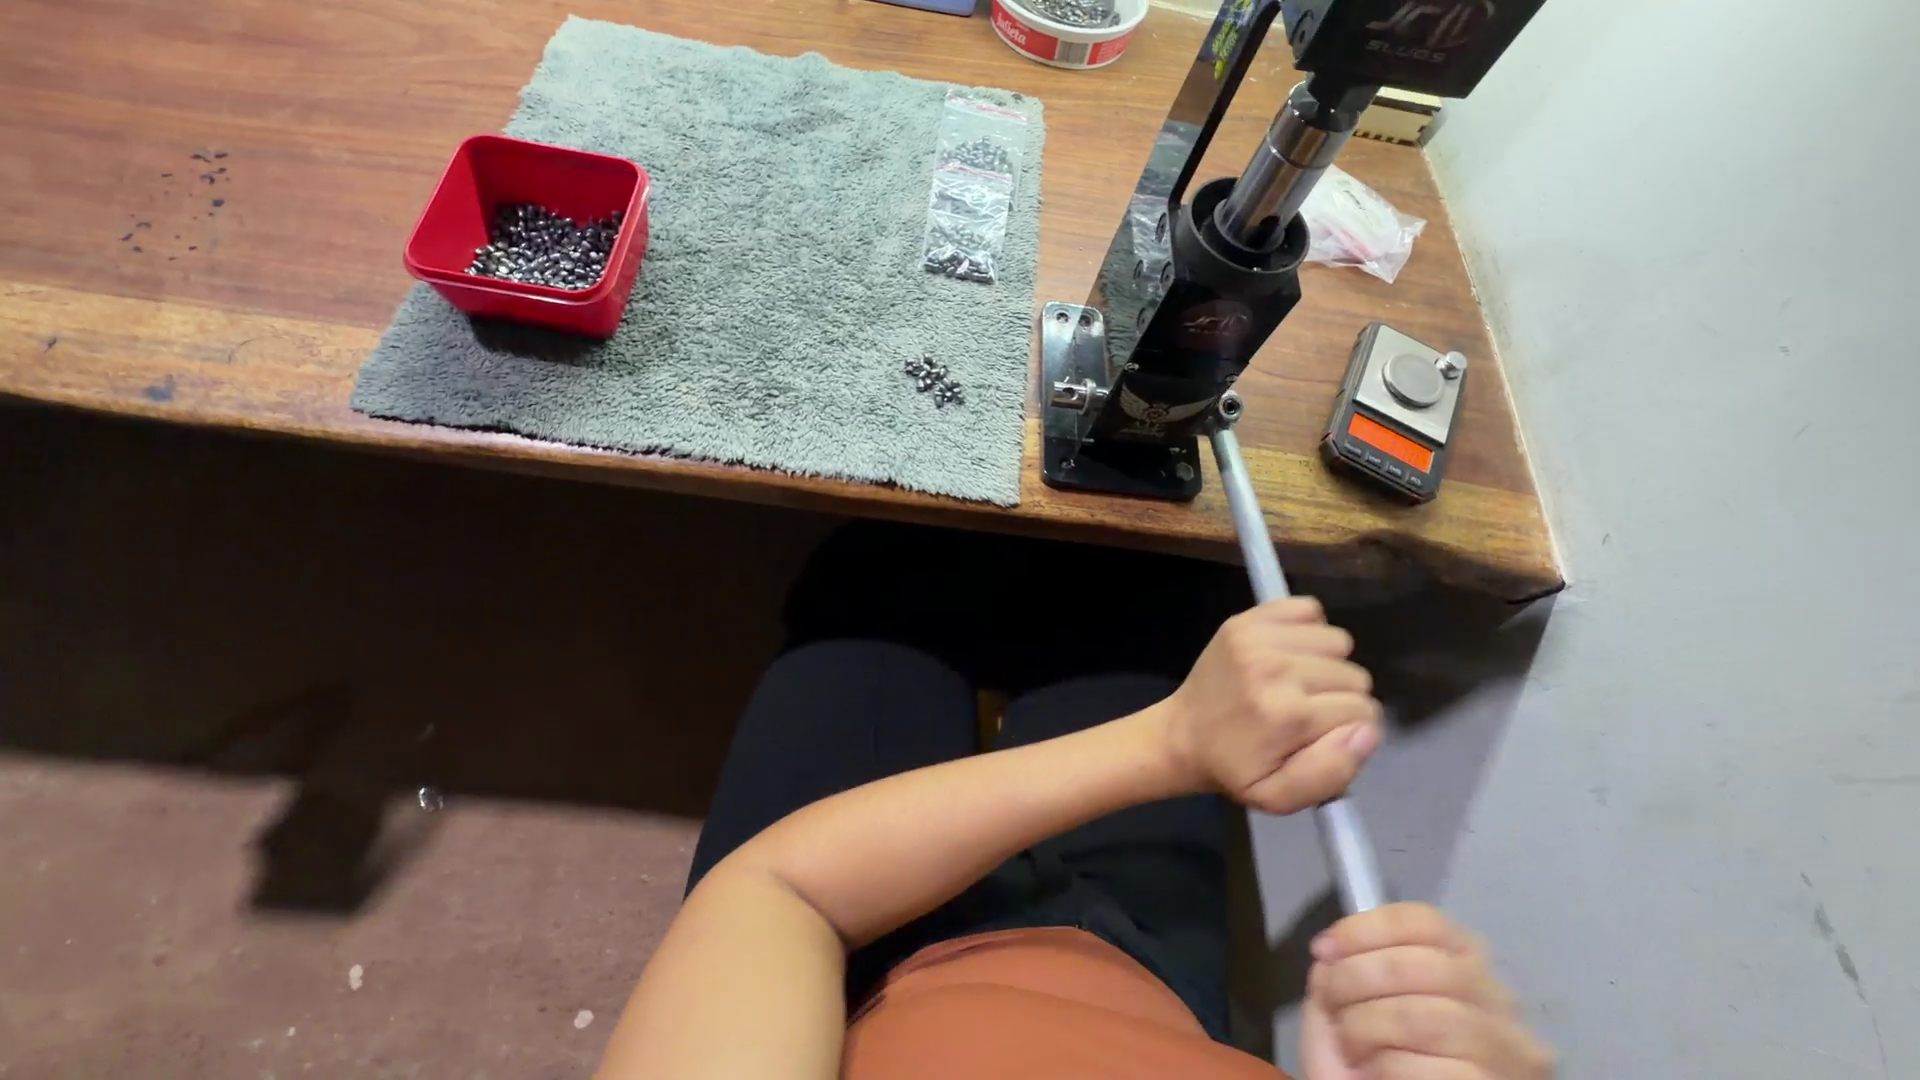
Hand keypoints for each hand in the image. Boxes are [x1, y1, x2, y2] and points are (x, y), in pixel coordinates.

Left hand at [1157, 597, 1380, 814]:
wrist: (1181, 735)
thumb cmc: (1235, 769)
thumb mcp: (1280, 797)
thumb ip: (1332, 772)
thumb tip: (1367, 731)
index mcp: (1287, 715)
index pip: (1363, 711)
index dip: (1349, 729)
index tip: (1319, 736)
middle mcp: (1275, 669)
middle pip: (1354, 676)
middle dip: (1339, 698)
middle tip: (1302, 712)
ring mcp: (1257, 638)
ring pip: (1338, 642)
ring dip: (1326, 663)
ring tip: (1296, 683)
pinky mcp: (1245, 619)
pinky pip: (1308, 608)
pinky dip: (1307, 630)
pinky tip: (1288, 654)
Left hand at [1300, 903, 1554, 1079]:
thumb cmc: (1368, 1055)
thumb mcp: (1349, 998)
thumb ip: (1345, 965)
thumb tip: (1331, 950)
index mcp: (1464, 961)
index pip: (1424, 921)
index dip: (1364, 928)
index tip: (1324, 950)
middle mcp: (1500, 1001)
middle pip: (1424, 965)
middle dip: (1357, 978)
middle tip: (1331, 1003)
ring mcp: (1509, 1053)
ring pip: (1427, 1018)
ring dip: (1367, 1026)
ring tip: (1350, 1044)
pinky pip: (1435, 1070)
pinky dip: (1387, 1068)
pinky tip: (1376, 1073)